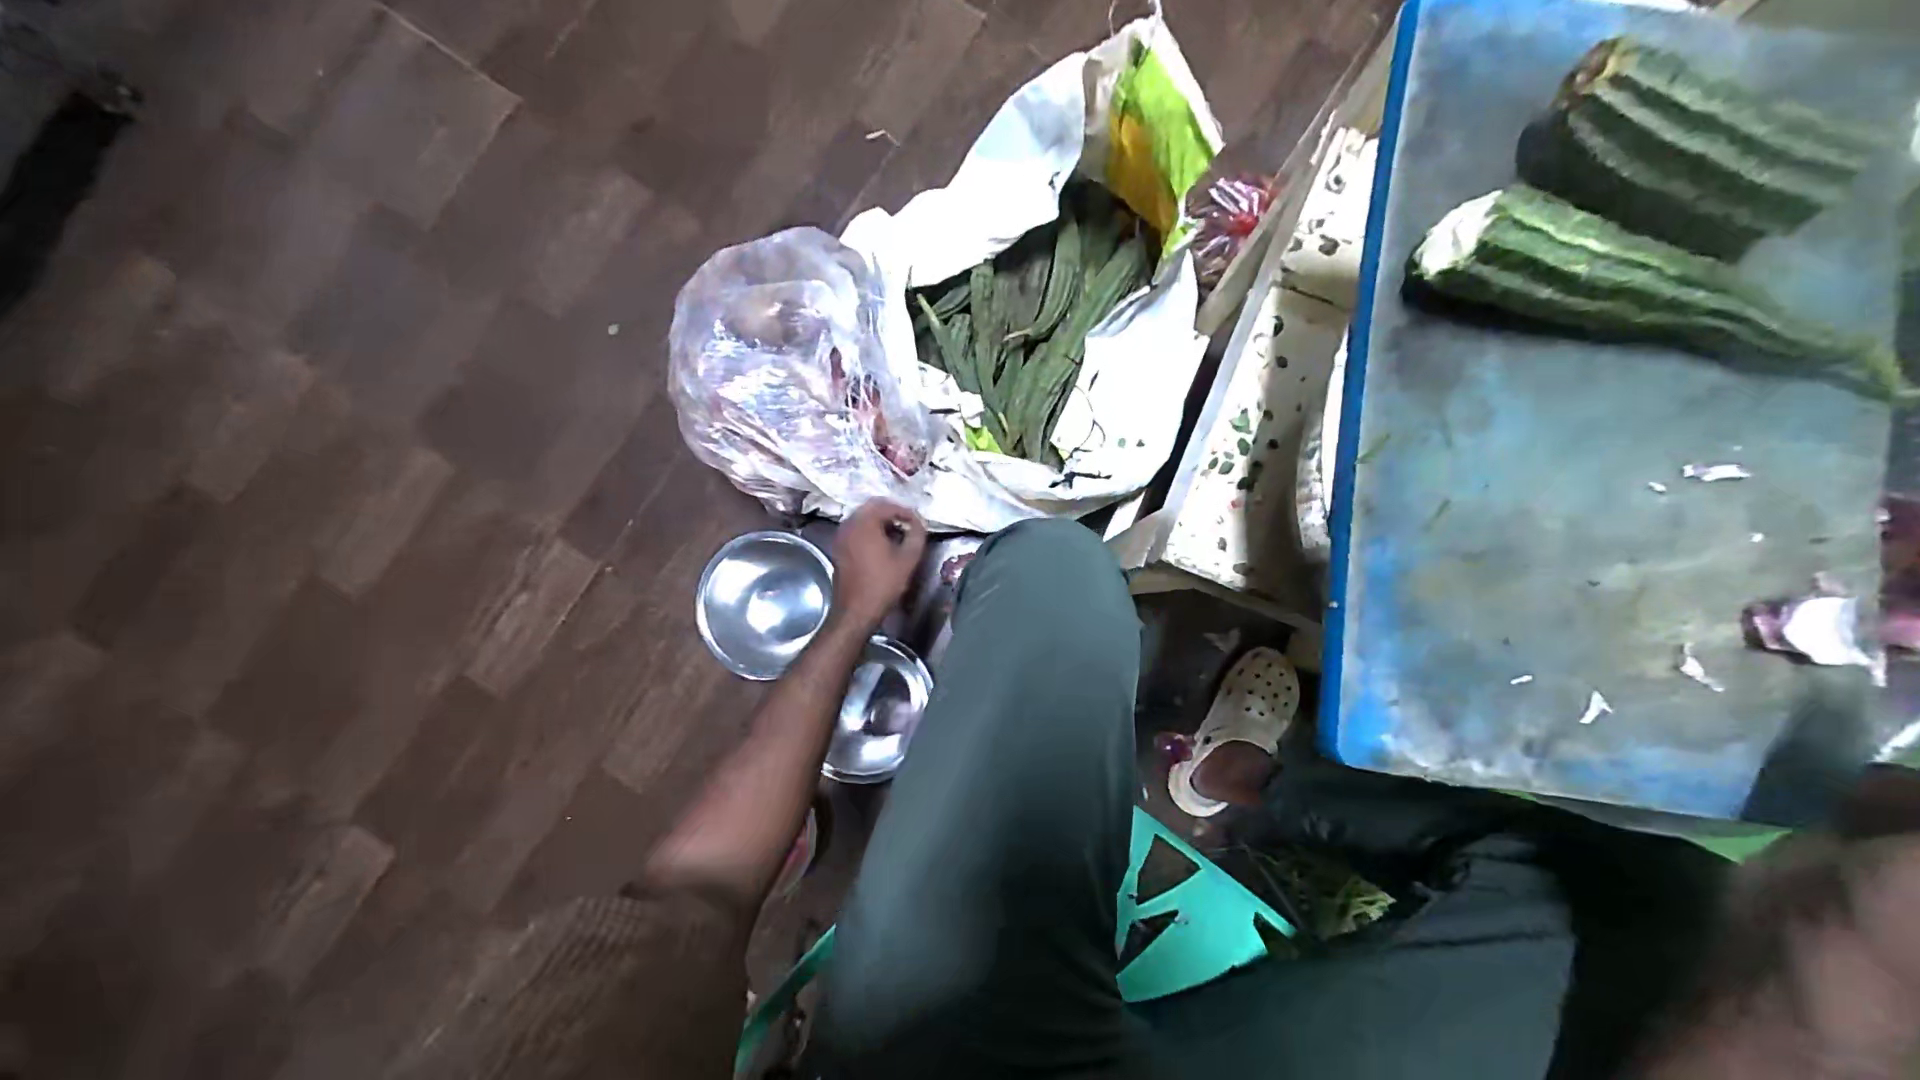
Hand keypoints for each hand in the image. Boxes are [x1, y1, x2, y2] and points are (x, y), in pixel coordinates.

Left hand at [829, 499, 926, 633]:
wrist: (855, 610)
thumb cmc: (883, 583)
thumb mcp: (908, 559)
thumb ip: (917, 535)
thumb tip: (918, 523)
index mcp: (865, 522)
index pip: (888, 505)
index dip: (906, 512)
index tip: (918, 523)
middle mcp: (849, 524)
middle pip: (872, 507)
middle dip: (892, 513)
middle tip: (908, 525)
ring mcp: (840, 535)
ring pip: (862, 517)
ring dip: (880, 522)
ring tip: (897, 535)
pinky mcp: (838, 547)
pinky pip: (855, 529)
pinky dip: (869, 531)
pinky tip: (882, 544)